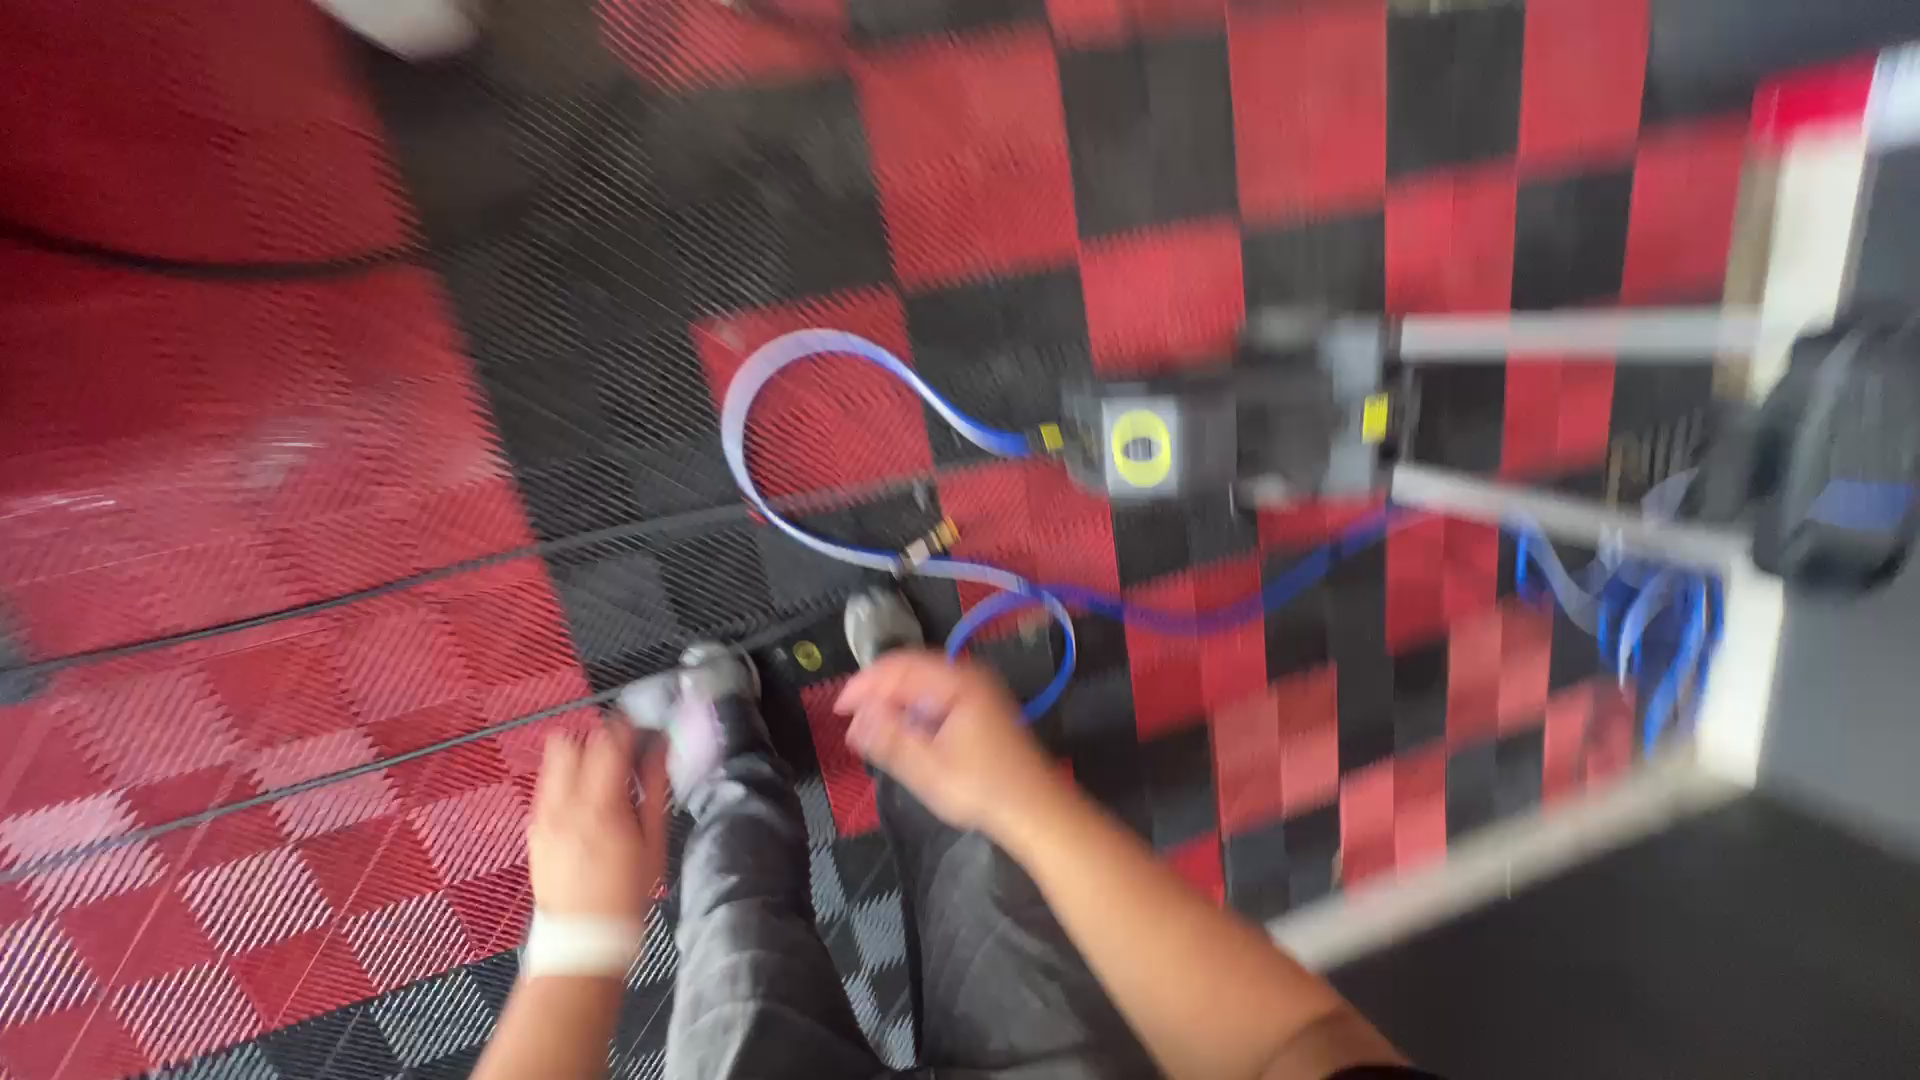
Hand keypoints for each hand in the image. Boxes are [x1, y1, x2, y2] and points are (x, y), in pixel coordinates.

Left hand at [527, 724, 668, 919]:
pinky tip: (581, 790)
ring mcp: (545, 818)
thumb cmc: (623, 895)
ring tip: (600, 762)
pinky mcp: (534, 831)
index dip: (626, 727)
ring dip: (578, 752)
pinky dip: (563, 778)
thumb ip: (654, 789)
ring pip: (554, 762)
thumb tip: (660, 753)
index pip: (609, 744)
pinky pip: (545, 788)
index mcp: (601, 807)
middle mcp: (566, 807)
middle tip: (620, 742)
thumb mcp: (653, 841)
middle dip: (599, 736)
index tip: (639, 724)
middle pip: (574, 744)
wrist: (582, 938)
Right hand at [836, 650, 1065, 834]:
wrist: (1034, 809)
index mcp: (958, 682)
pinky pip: (937, 694)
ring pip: (924, 681)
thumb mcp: (928, 768)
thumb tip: (856, 719)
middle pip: (912, 669)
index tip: (840, 707)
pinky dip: (914, 706)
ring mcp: (978, 690)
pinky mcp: (981, 707)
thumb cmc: (984, 789)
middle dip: (878, 690)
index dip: (865, 684)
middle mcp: (970, 677)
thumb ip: (890, 739)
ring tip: (870, 722)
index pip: (900, 667)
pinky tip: (902, 727)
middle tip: (851, 715)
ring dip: (894, 698)